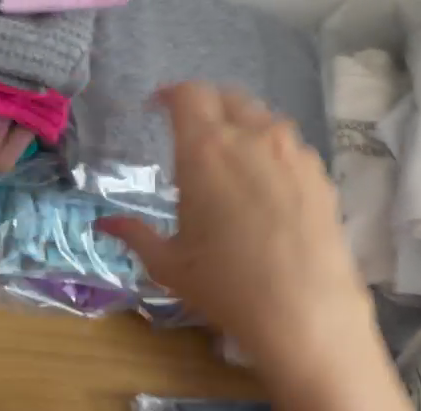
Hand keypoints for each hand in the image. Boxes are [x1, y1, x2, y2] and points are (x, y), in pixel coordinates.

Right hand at [100, 83, 378, 377]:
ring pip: (260, 119)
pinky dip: (264, 150)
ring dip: (236, 127)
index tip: (155, 107)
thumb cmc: (222, 284)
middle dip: (203, 108)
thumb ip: (135, 236)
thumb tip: (105, 225)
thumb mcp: (167, 264)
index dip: (169, 96)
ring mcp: (292, 150)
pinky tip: (255, 186)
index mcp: (205, 154)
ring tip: (221, 159)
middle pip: (226, 99)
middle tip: (185, 132)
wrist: (300, 304)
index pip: (188, 96)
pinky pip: (285, 145)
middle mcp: (252, 137)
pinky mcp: (316, 170)